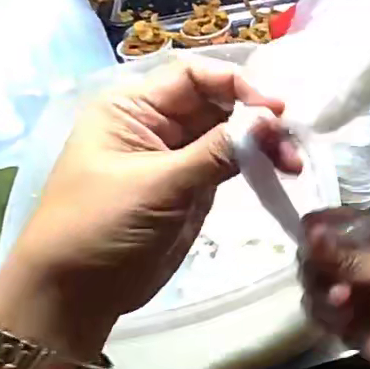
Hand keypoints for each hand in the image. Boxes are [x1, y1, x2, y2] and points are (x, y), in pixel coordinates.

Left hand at [0, 60, 301, 361]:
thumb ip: (217, 151)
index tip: (274, 110)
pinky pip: (232, 163)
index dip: (237, 85)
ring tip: (292, 165)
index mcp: (133, 107)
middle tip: (292, 143)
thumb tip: (270, 120)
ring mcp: (178, 156)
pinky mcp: (193, 186)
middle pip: (218, 103)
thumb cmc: (102, 225)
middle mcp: (157, 123)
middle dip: (257, 119)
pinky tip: (280, 172)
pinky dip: (257, 165)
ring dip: (263, 144)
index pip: (194, 76)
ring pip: (230, 134)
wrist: (77, 292)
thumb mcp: (160, 184)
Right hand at [299, 215, 369, 368]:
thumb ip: (347, 256)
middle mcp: (361, 265)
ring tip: (343, 301)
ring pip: (315, 285)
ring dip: (323, 292)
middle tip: (330, 275)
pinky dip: (326, 315)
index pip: (340, 225)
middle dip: (317, 265)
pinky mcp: (347, 324)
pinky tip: (344, 321)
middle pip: (318, 256)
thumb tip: (309, 230)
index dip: (320, 226)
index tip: (306, 229)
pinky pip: (320, 313)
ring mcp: (353, 295)